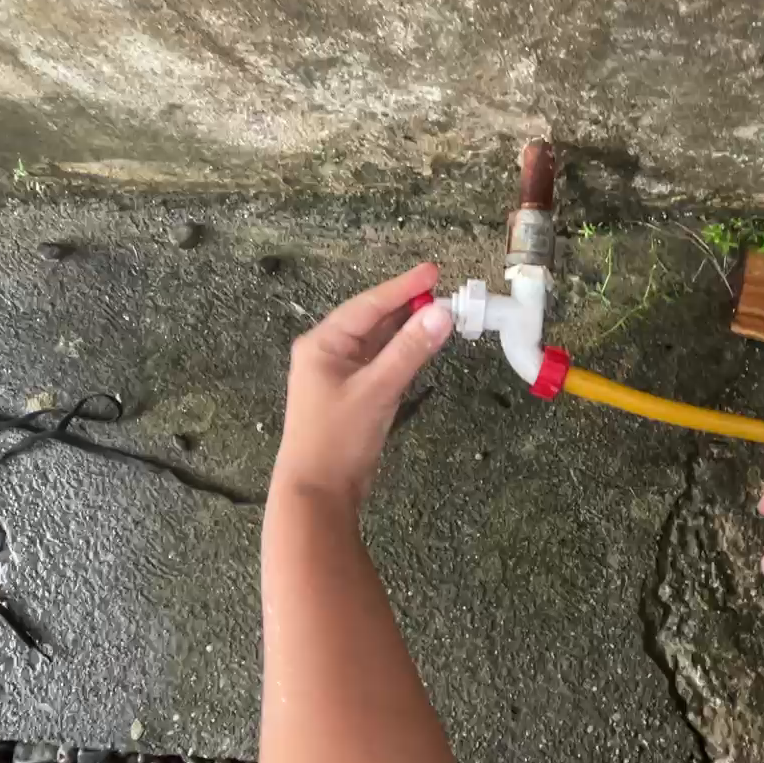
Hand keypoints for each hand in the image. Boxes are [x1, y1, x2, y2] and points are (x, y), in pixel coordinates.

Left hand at [272, 262, 452, 507]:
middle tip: (444, 292)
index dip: (402, 287)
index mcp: (323, 343)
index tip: (434, 271)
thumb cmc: (338, 438)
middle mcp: (329, 353)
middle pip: (374, 320)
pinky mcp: (354, 393)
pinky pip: (382, 362)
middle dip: (408, 306)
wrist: (318, 491)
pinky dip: (403, 352)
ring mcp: (341, 374)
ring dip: (408, 329)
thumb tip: (442, 313)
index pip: (368, 305)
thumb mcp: (377, 390)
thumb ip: (410, 350)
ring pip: (380, 342)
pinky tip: (424, 344)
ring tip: (441, 313)